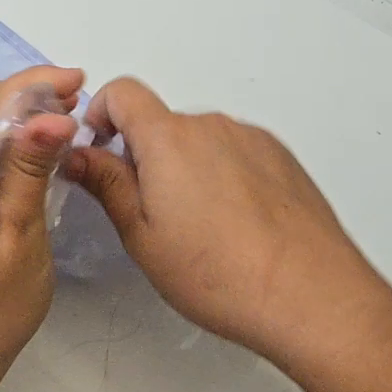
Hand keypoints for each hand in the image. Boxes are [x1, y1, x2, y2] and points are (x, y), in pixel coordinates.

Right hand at [62, 77, 391, 369]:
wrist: (315, 299)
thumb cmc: (217, 273)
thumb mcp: (143, 236)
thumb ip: (106, 184)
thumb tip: (75, 153)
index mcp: (168, 138)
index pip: (122, 92)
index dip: (101, 114)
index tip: (101, 153)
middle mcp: (211, 125)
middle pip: (161, 121)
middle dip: (144, 154)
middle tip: (151, 212)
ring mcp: (252, 139)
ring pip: (199, 140)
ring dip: (185, 166)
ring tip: (201, 226)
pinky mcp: (283, 159)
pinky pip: (235, 152)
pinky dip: (222, 174)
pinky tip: (236, 224)